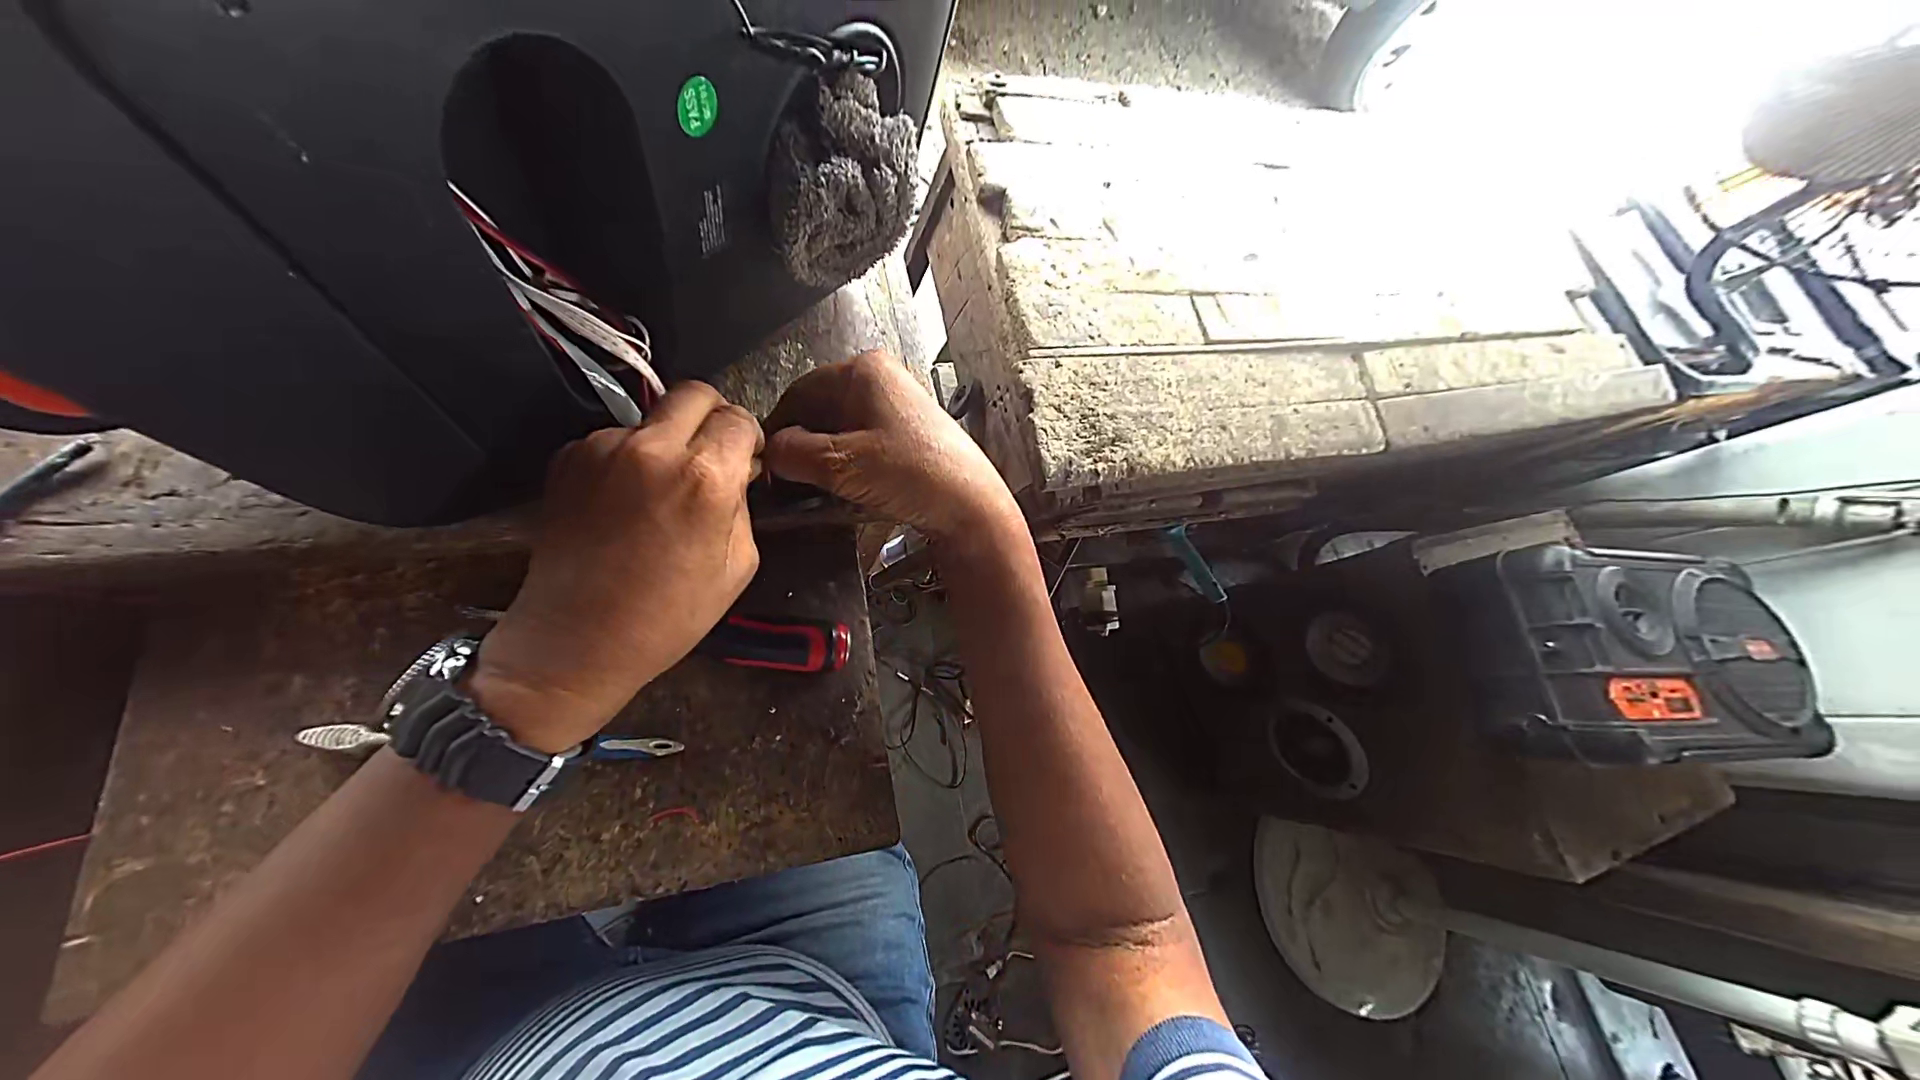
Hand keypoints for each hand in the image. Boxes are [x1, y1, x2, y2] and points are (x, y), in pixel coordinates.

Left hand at [467, 383, 762, 752]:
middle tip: (712, 453)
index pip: (739, 418)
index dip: (748, 438)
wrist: (576, 639)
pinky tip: (626, 502)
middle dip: (713, 416)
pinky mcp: (568, 458)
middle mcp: (653, 449)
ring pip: (653, 417)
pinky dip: (629, 458)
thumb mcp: (739, 565)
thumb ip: (744, 504)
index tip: (746, 458)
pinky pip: (615, 439)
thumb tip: (737, 470)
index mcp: (706, 478)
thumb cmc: (669, 615)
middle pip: (695, 392)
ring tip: (659, 491)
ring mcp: (602, 448)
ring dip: (667, 440)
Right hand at [764, 351, 1021, 544]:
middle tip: (789, 485)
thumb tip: (770, 452)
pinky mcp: (903, 435)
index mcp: (863, 371)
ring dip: (822, 462)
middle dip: (801, 449)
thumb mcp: (842, 465)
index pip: (796, 394)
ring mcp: (893, 408)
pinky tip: (844, 491)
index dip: (777, 432)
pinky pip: (860, 446)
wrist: (973, 508)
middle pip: (817, 413)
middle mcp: (879, 381)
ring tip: (817, 492)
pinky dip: (845, 467)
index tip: (766, 465)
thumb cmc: (920, 475)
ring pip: (837, 432)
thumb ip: (794, 454)